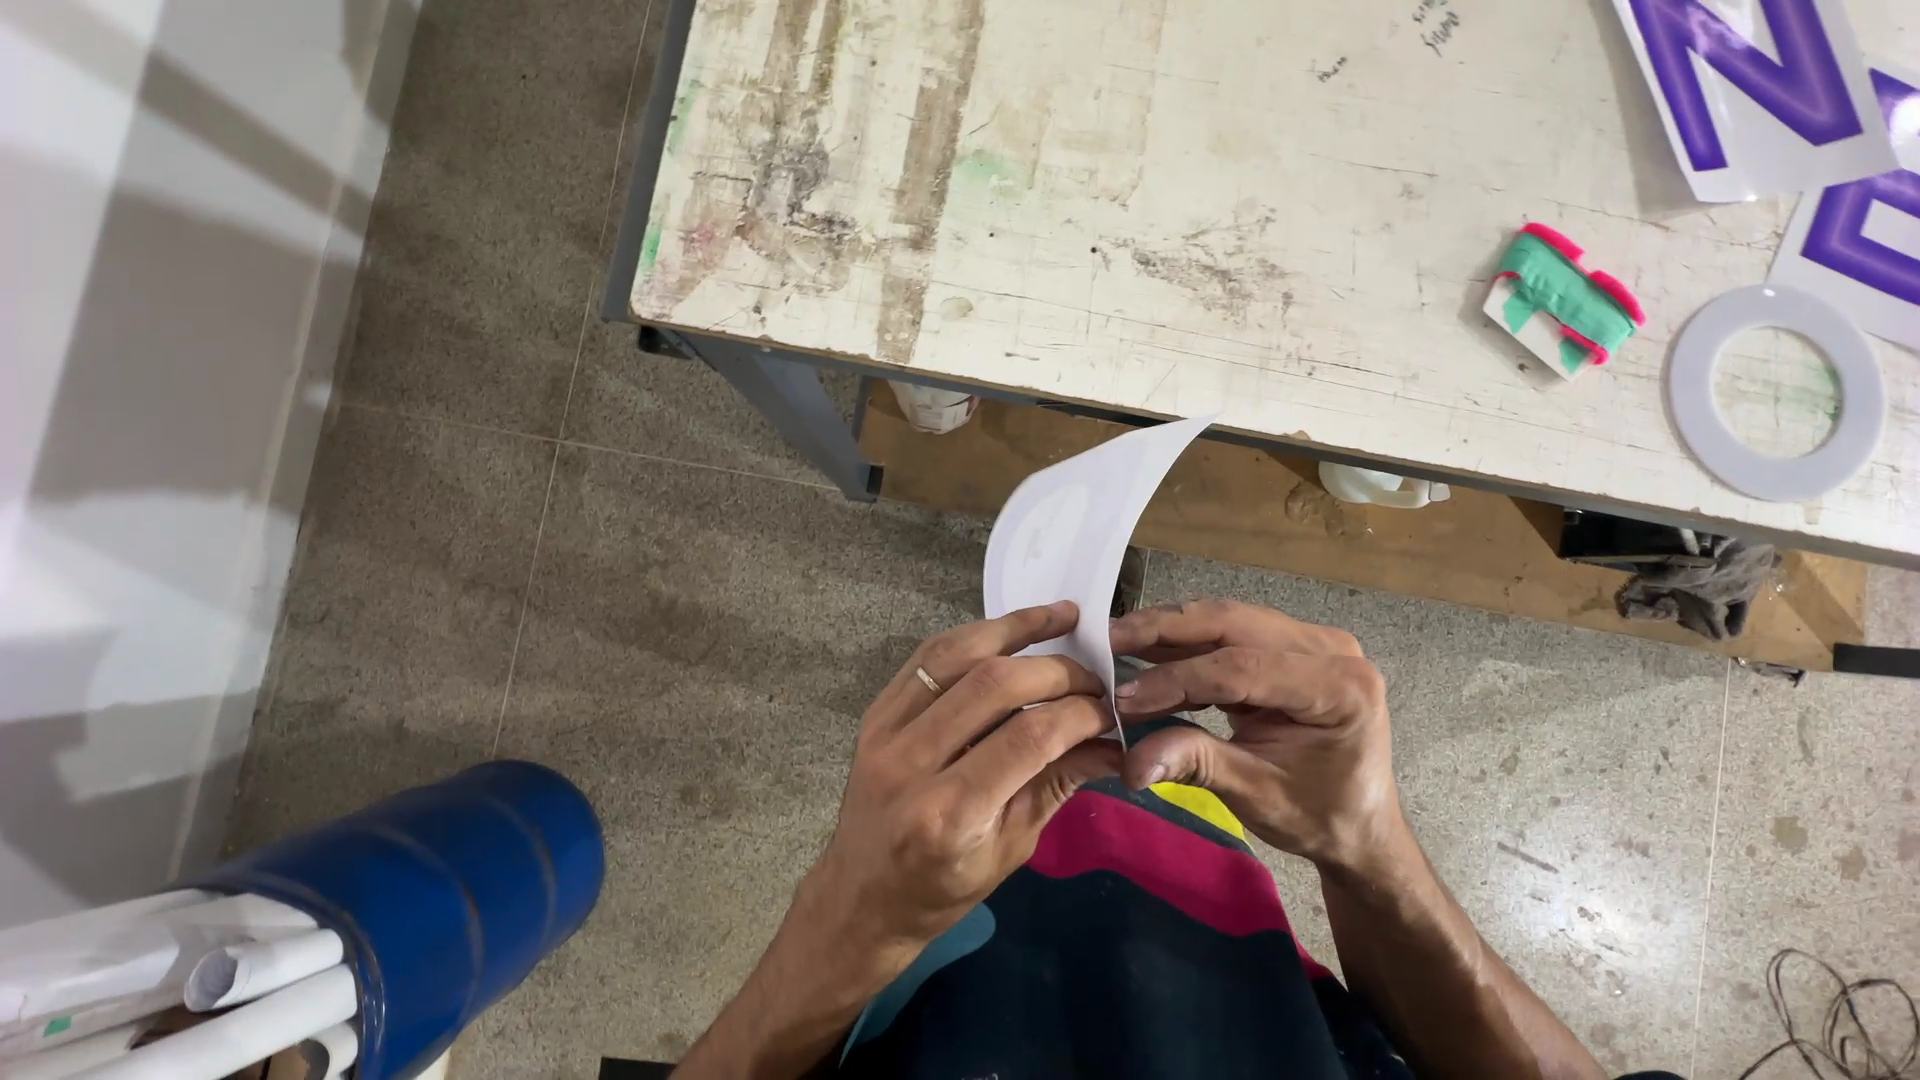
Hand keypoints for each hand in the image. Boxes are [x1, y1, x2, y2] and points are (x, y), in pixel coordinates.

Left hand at [796, 601, 1122, 984]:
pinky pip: (927, 657)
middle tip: (1094, 675)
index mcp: (948, 812)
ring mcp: (884, 730)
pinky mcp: (875, 712)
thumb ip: (1056, 785)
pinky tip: (1007, 630)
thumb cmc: (940, 890)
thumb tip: (1111, 741)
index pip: (1027, 737)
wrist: (860, 896)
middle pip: (992, 684)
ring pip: (954, 654)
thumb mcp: (1011, 849)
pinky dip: (972, 636)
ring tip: (1061, 616)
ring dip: (1014, 629)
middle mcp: (910, 762)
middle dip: (1056, 670)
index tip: (1109, 709)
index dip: (1078, 713)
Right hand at [1109, 599, 1403, 868]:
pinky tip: (1145, 650)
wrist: (1360, 826)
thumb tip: (1131, 762)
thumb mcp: (1257, 796)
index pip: (1243, 667)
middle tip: (1106, 638)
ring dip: (1168, 630)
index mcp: (1340, 688)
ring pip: (1226, 619)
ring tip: (1115, 640)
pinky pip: (1229, 633)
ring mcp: (1311, 642)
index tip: (1122, 696)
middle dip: (1164, 630)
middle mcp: (1331, 649)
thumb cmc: (1319, 816)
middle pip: (1233, 623)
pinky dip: (1184, 643)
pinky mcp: (1290, 645)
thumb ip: (1196, 765)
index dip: (1177, 678)